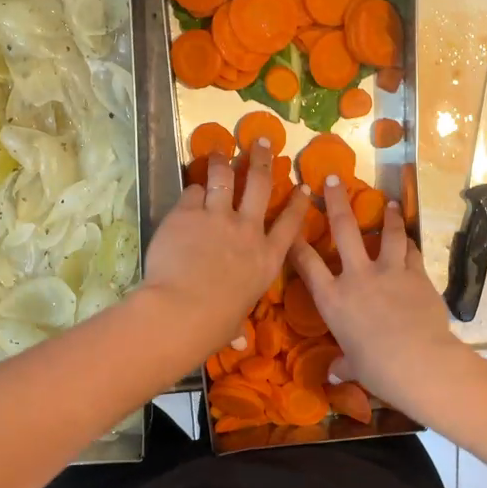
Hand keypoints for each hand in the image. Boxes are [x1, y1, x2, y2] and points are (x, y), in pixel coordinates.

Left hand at [142, 139, 309, 353]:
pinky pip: (193, 192)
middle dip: (262, 160)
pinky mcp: (188, 214)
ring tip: (221, 149)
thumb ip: (238, 326)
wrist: (184, 309)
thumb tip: (238, 345)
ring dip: (224, 161)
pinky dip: (194, 188)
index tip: (302, 186)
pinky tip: (191, 185)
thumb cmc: (215, 324)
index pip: (290, 224)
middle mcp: (248, 231)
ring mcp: (218, 218)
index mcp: (268, 259)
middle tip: (263, 142)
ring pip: (224, 178)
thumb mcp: (236, 323)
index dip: (298, 203)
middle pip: (259, 185)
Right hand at [289, 175, 470, 403]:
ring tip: (390, 203)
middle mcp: (357, 277)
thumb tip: (335, 375)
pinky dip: (410, 242)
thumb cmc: (376, 368)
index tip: (290, 224)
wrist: (416, 360)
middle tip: (334, 180)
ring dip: (389, 216)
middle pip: (344, 229)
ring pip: (387, 233)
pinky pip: (412, 252)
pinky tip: (410, 237)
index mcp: (332, 299)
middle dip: (337, 201)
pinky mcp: (416, 274)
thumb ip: (343, 364)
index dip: (296, 242)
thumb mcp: (353, 367)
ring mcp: (389, 271)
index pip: (307, 263)